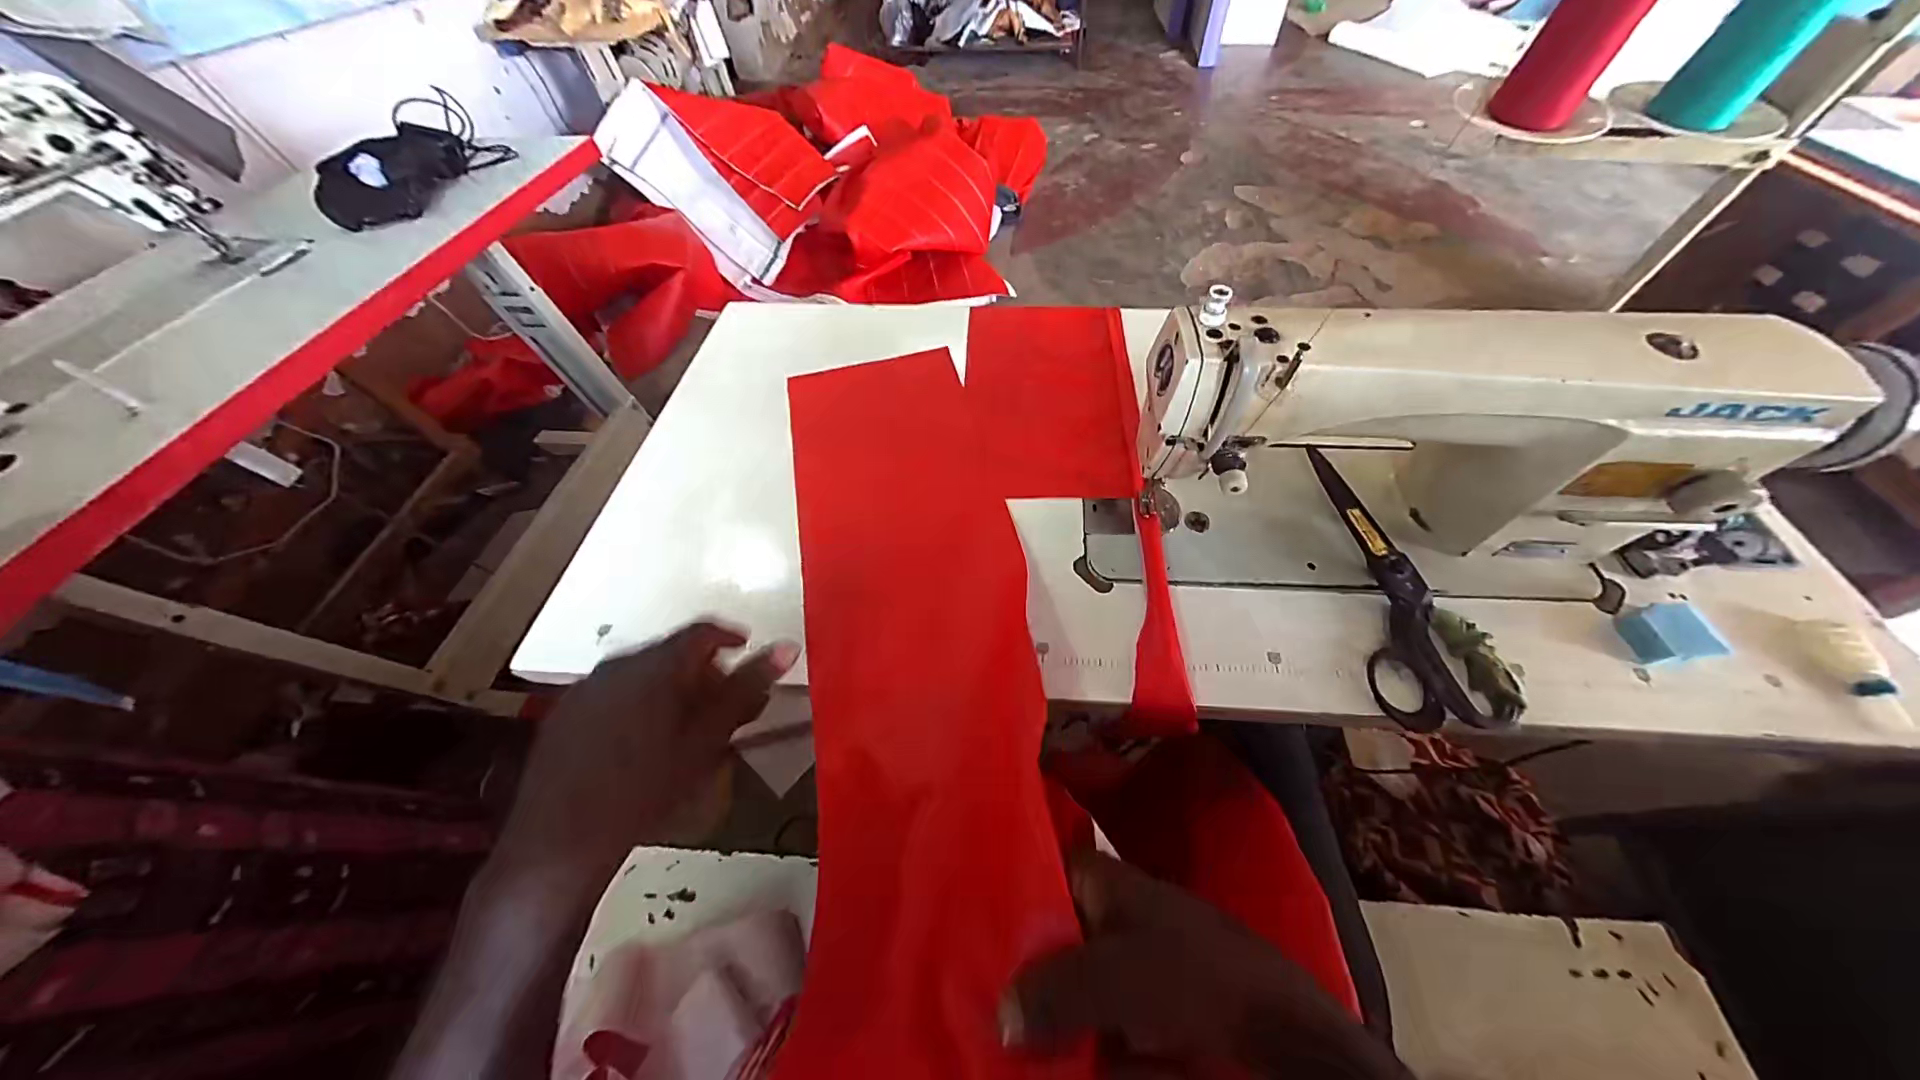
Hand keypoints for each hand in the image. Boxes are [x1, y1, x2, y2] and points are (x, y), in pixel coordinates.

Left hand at [492, 621, 799, 883]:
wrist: (562, 840)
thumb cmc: (647, 788)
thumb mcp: (707, 739)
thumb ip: (746, 688)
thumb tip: (787, 647)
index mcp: (656, 665)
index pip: (703, 632)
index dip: (734, 641)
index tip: (749, 660)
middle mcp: (618, 665)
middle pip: (673, 653)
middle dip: (706, 673)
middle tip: (727, 706)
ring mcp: (587, 688)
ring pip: (644, 673)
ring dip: (675, 689)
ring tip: (691, 728)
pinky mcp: (567, 713)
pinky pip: (616, 692)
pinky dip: (642, 704)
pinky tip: (648, 742)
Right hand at [1005, 850, 1408, 1079]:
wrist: (1284, 1046)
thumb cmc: (1197, 982)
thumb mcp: (1119, 975)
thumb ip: (1055, 986)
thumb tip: (1000, 1013)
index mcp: (1109, 886)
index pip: (1047, 869)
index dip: (1013, 885)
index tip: (972, 910)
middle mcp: (1113, 922)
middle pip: (1049, 934)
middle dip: (1014, 961)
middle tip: (966, 982)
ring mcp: (1128, 975)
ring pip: (1064, 986)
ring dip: (1034, 1012)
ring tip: (986, 1032)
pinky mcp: (1139, 1025)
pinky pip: (1086, 1030)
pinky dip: (1064, 1046)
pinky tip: (1033, 1060)